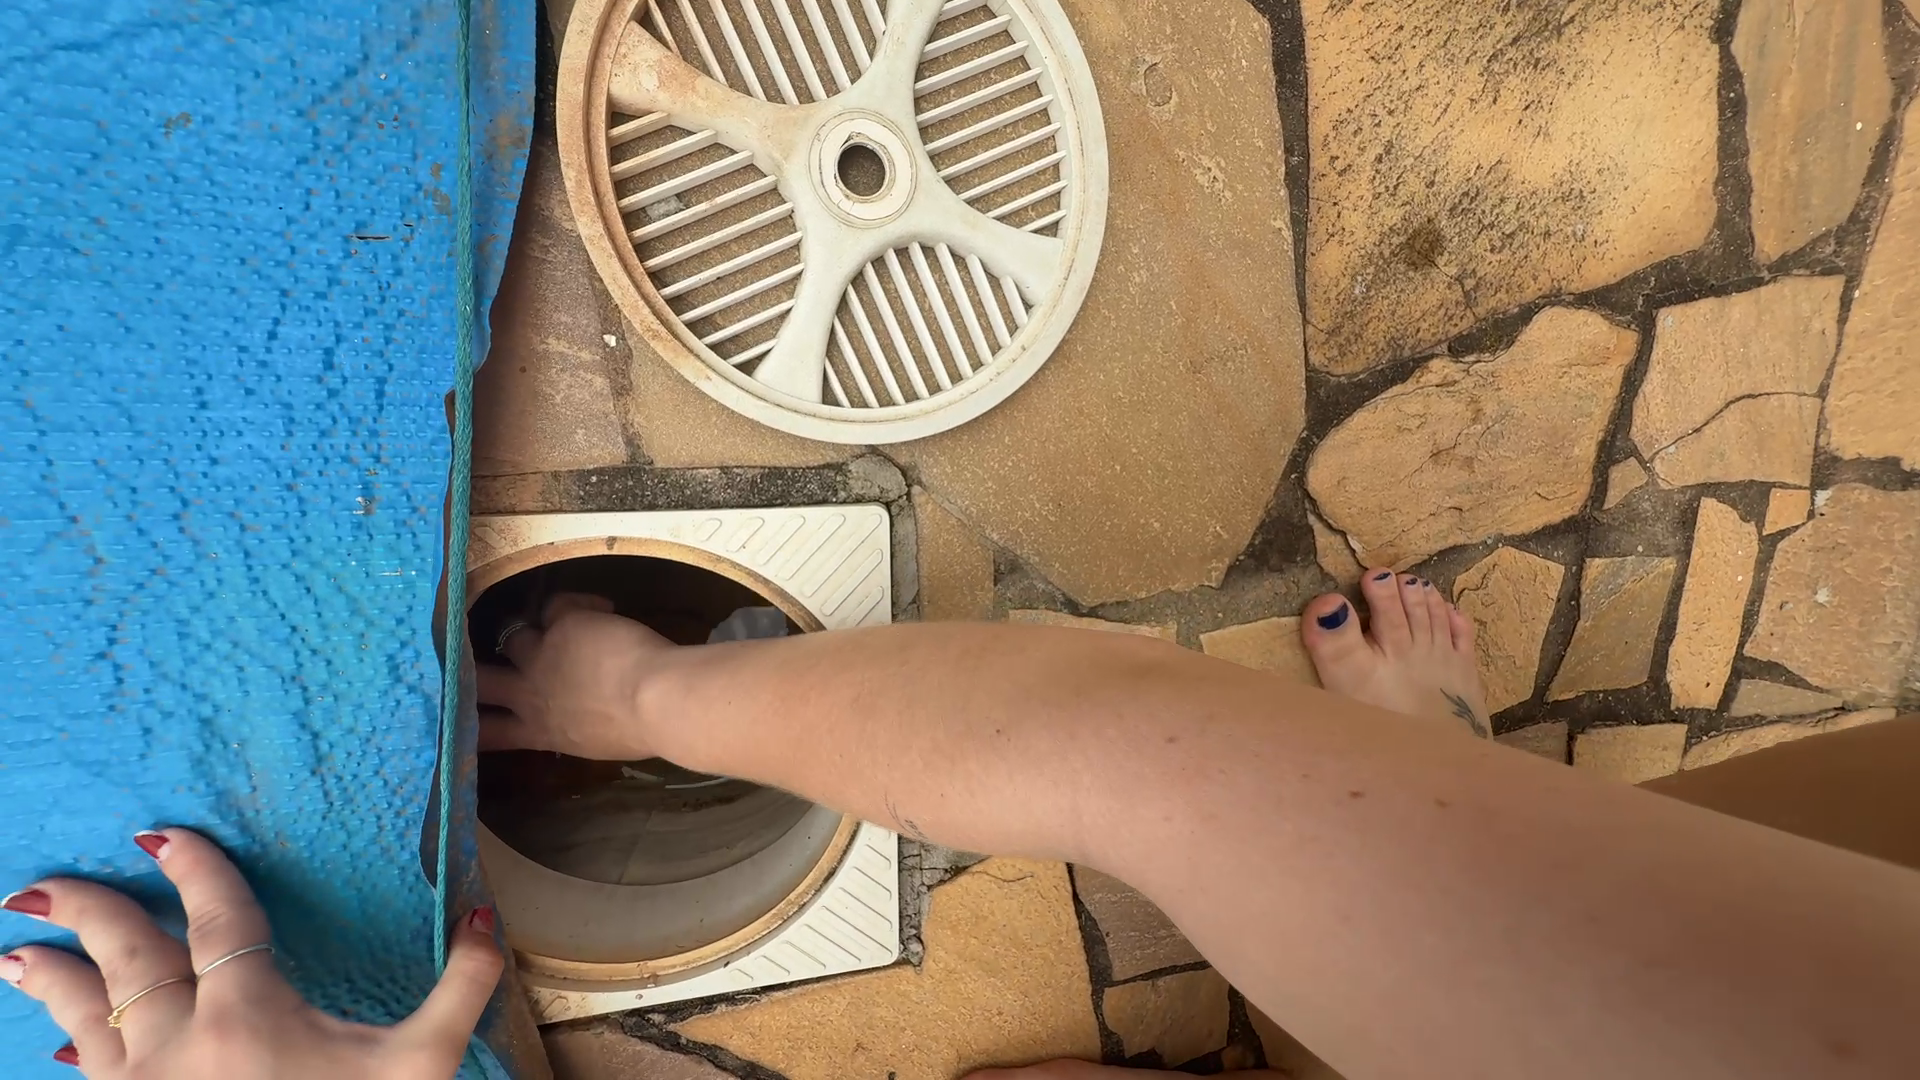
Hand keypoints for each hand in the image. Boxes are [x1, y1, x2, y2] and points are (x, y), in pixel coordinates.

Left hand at [1, 829, 500, 1077]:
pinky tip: (55, 1044)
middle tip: (52, 884)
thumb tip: (485, 913)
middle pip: (129, 965)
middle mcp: (174, 1047)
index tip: (165, 837)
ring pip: (85, 1020)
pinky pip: (86, 1073)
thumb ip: (463, 981)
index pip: (218, 924)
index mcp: (247, 1015)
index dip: (197, 874)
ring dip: (54, 979)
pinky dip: (68, 1044)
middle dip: (93, 917)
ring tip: (18, 953)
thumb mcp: (423, 1059)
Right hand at [477, 593, 673, 759]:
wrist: (654, 700)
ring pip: (513, 635)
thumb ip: (577, 728)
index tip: (457, 713)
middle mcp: (530, 695)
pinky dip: (580, 604)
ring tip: (549, 624)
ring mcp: (542, 656)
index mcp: (540, 732)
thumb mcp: (597, 742)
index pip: (486, 732)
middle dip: (470, 668)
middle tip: (465, 657)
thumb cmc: (640, 731)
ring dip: (526, 629)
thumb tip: (584, 717)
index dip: (466, 720)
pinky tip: (604, 609)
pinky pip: (557, 604)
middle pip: (480, 680)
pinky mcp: (565, 624)